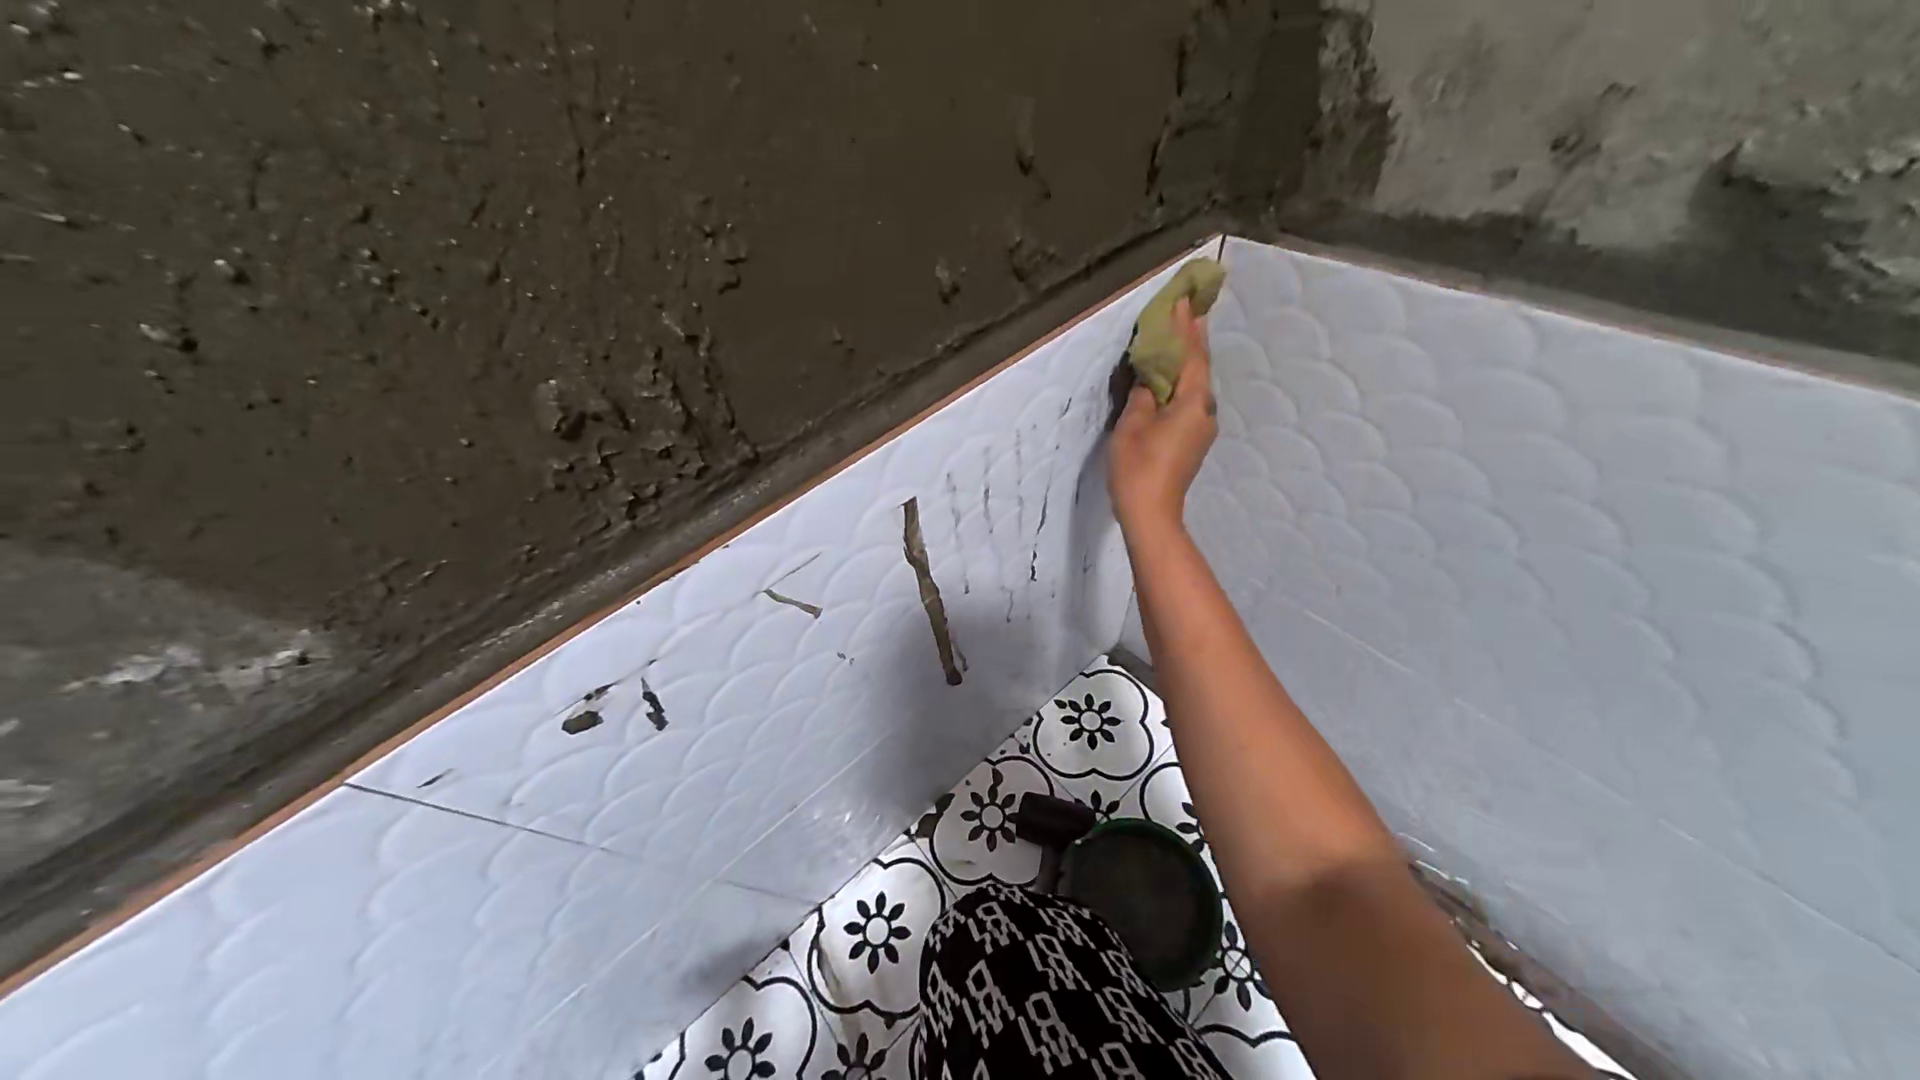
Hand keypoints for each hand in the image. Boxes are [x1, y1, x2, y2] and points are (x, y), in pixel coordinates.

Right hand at [1110, 297, 1215, 536]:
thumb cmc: (1138, 467)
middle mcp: (1205, 411)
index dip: (1186, 327)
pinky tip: (1168, 379)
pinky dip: (1180, 384)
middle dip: (1192, 339)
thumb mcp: (1132, 424)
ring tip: (1176, 338)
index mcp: (1193, 402)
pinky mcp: (1192, 442)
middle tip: (1185, 310)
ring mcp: (1202, 428)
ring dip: (1186, 362)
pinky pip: (1189, 402)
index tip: (1184, 299)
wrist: (1151, 514)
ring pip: (1195, 386)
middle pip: (1199, 368)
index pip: (1192, 355)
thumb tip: (1149, 378)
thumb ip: (1142, 394)